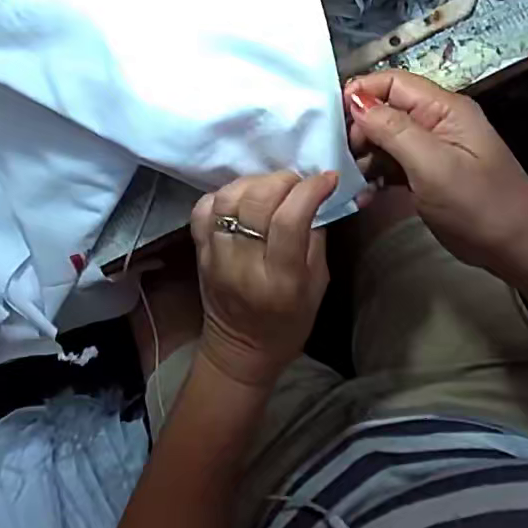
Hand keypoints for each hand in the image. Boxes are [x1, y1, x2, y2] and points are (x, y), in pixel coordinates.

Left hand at [188, 170, 338, 388]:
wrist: (240, 350)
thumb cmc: (288, 323)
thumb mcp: (318, 285)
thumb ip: (316, 238)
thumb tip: (318, 197)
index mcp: (281, 280)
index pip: (290, 220)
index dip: (310, 190)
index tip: (327, 178)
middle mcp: (244, 264)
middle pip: (257, 202)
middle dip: (283, 181)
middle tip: (298, 183)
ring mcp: (216, 255)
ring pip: (228, 198)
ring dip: (255, 182)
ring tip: (272, 187)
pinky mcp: (199, 251)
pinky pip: (204, 208)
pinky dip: (225, 194)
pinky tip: (243, 199)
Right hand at [345, 70, 527, 274]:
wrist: (515, 248)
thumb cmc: (478, 204)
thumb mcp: (433, 164)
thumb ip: (393, 129)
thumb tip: (355, 99)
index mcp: (443, 108)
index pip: (392, 82)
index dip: (361, 93)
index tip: (333, 120)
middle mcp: (435, 122)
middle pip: (385, 110)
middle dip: (359, 129)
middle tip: (345, 158)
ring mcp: (431, 150)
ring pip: (384, 140)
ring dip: (364, 157)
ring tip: (352, 179)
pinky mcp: (425, 176)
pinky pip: (392, 166)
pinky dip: (375, 178)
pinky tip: (363, 196)